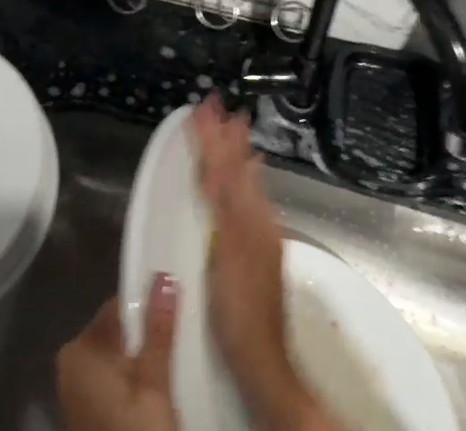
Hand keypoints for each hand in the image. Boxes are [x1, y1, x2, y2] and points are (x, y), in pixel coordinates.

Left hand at [56, 273, 179, 430]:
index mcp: (80, 347)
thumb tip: (165, 277)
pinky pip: (110, 378)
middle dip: (148, 334)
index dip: (150, 305)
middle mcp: (70, 359)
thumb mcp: (154, 385)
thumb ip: (159, 331)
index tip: (181, 307)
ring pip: (116, 356)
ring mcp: (74, 386)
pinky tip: (157, 389)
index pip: (119, 306)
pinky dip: (132, 379)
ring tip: (176, 360)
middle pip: (118, 331)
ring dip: (143, 358)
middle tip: (184, 338)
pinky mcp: (83, 408)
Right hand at [192, 95, 335, 430]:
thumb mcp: (227, 257)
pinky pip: (247, 199)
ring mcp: (260, 235)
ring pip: (245, 183)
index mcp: (250, 220)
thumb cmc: (238, 311)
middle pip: (239, 170)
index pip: (227, 167)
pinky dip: (240, 179)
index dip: (213, 137)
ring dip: (234, 153)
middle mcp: (259, 221)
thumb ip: (226, 210)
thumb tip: (221, 166)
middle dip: (227, 138)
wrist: (262, 357)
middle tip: (220, 107)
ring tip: (233, 129)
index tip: (203, 107)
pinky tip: (244, 178)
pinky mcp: (255, 250)